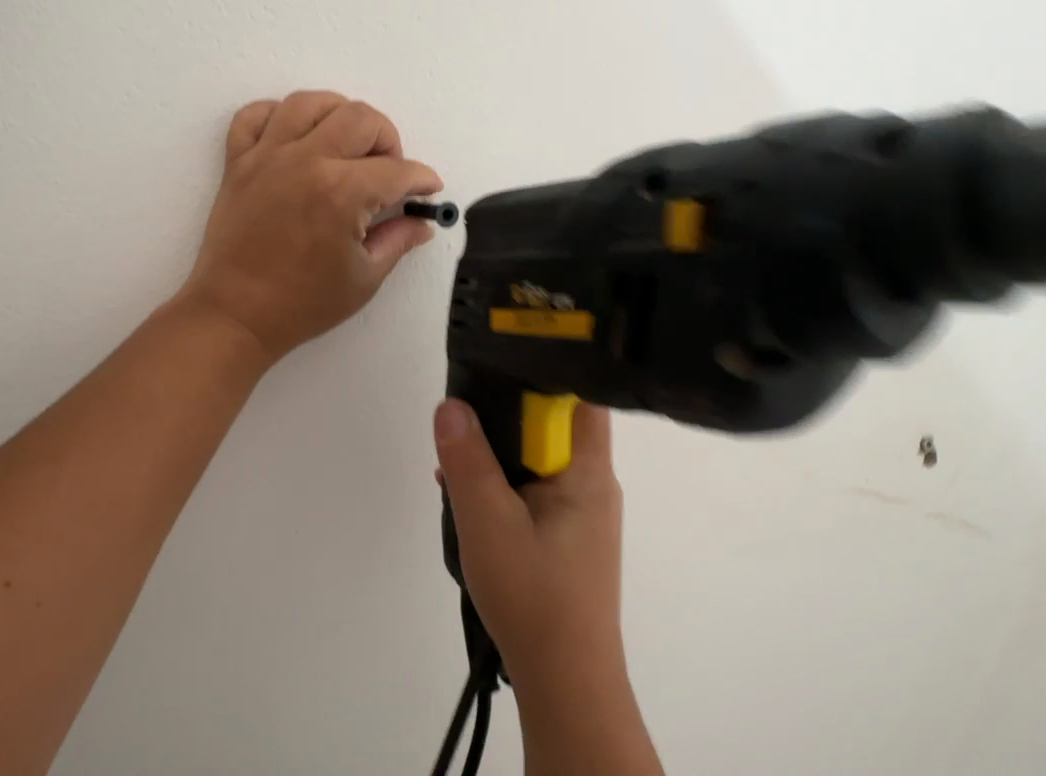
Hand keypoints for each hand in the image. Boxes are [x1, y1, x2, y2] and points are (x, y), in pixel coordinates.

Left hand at [180, 91, 443, 360]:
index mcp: (342, 193)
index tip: (427, 189)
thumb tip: (421, 224)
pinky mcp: (238, 163)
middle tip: (389, 169)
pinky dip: (275, 116)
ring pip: (309, 102)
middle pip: (360, 118)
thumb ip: (398, 241)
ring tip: (346, 143)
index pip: (398, 170)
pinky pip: (253, 116)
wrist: (236, 315)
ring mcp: (268, 157)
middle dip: (388, 139)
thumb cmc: (300, 304)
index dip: (422, 180)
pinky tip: (294, 138)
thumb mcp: (364, 278)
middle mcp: (306, 162)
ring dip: (337, 115)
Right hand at [433, 399, 625, 689]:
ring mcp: (585, 518)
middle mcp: (595, 487)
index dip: (548, 372)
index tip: (502, 365)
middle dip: (506, 424)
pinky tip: (470, 508)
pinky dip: (505, 492)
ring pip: (539, 466)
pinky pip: (536, 496)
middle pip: (553, 430)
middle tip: (464, 426)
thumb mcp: (487, 520)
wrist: (564, 679)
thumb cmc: (533, 593)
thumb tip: (451, 404)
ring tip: (456, 470)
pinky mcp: (570, 543)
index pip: (582, 398)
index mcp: (589, 472)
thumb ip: (468, 460)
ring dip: (500, 463)